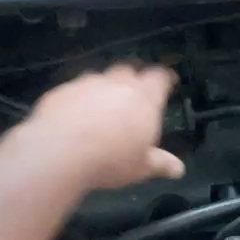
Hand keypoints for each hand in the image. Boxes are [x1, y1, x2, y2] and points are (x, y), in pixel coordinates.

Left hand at [20, 64, 185, 189]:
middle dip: (132, 80)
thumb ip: (160, 163)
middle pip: (128, 70)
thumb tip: (179, 169)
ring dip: (103, 89)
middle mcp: (116, 83)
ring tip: (100, 109)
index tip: (167, 82)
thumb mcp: (141, 167)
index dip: (164, 78)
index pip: (160, 77)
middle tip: (133, 97)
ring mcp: (86, 83)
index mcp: (143, 98)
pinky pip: (73, 90)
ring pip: (99, 78)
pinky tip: (73, 117)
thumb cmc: (111, 159)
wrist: (60, 152)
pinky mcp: (61, 91)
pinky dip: (77, 99)